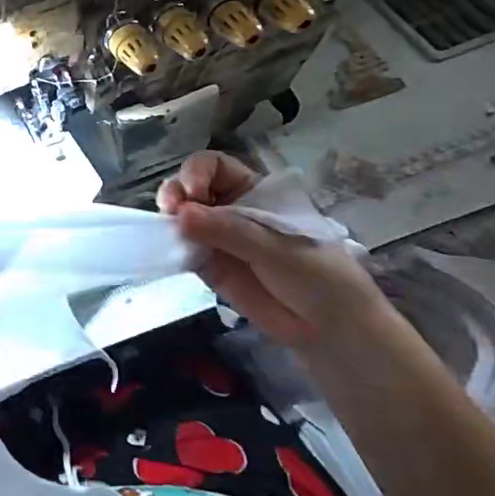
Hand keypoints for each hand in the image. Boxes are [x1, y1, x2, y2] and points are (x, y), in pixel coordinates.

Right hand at [158, 152, 382, 349]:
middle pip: (189, 187)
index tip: (194, 192)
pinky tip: (167, 249)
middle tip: (171, 209)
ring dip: (167, 218)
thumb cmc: (317, 275)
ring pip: (179, 216)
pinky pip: (180, 247)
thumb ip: (230, 231)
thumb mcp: (278, 248)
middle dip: (175, 192)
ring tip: (165, 230)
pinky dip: (169, 245)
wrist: (329, 328)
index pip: (214, 167)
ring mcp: (215, 236)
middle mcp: (228, 208)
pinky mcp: (206, 264)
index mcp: (252, 191)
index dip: (198, 172)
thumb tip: (181, 215)